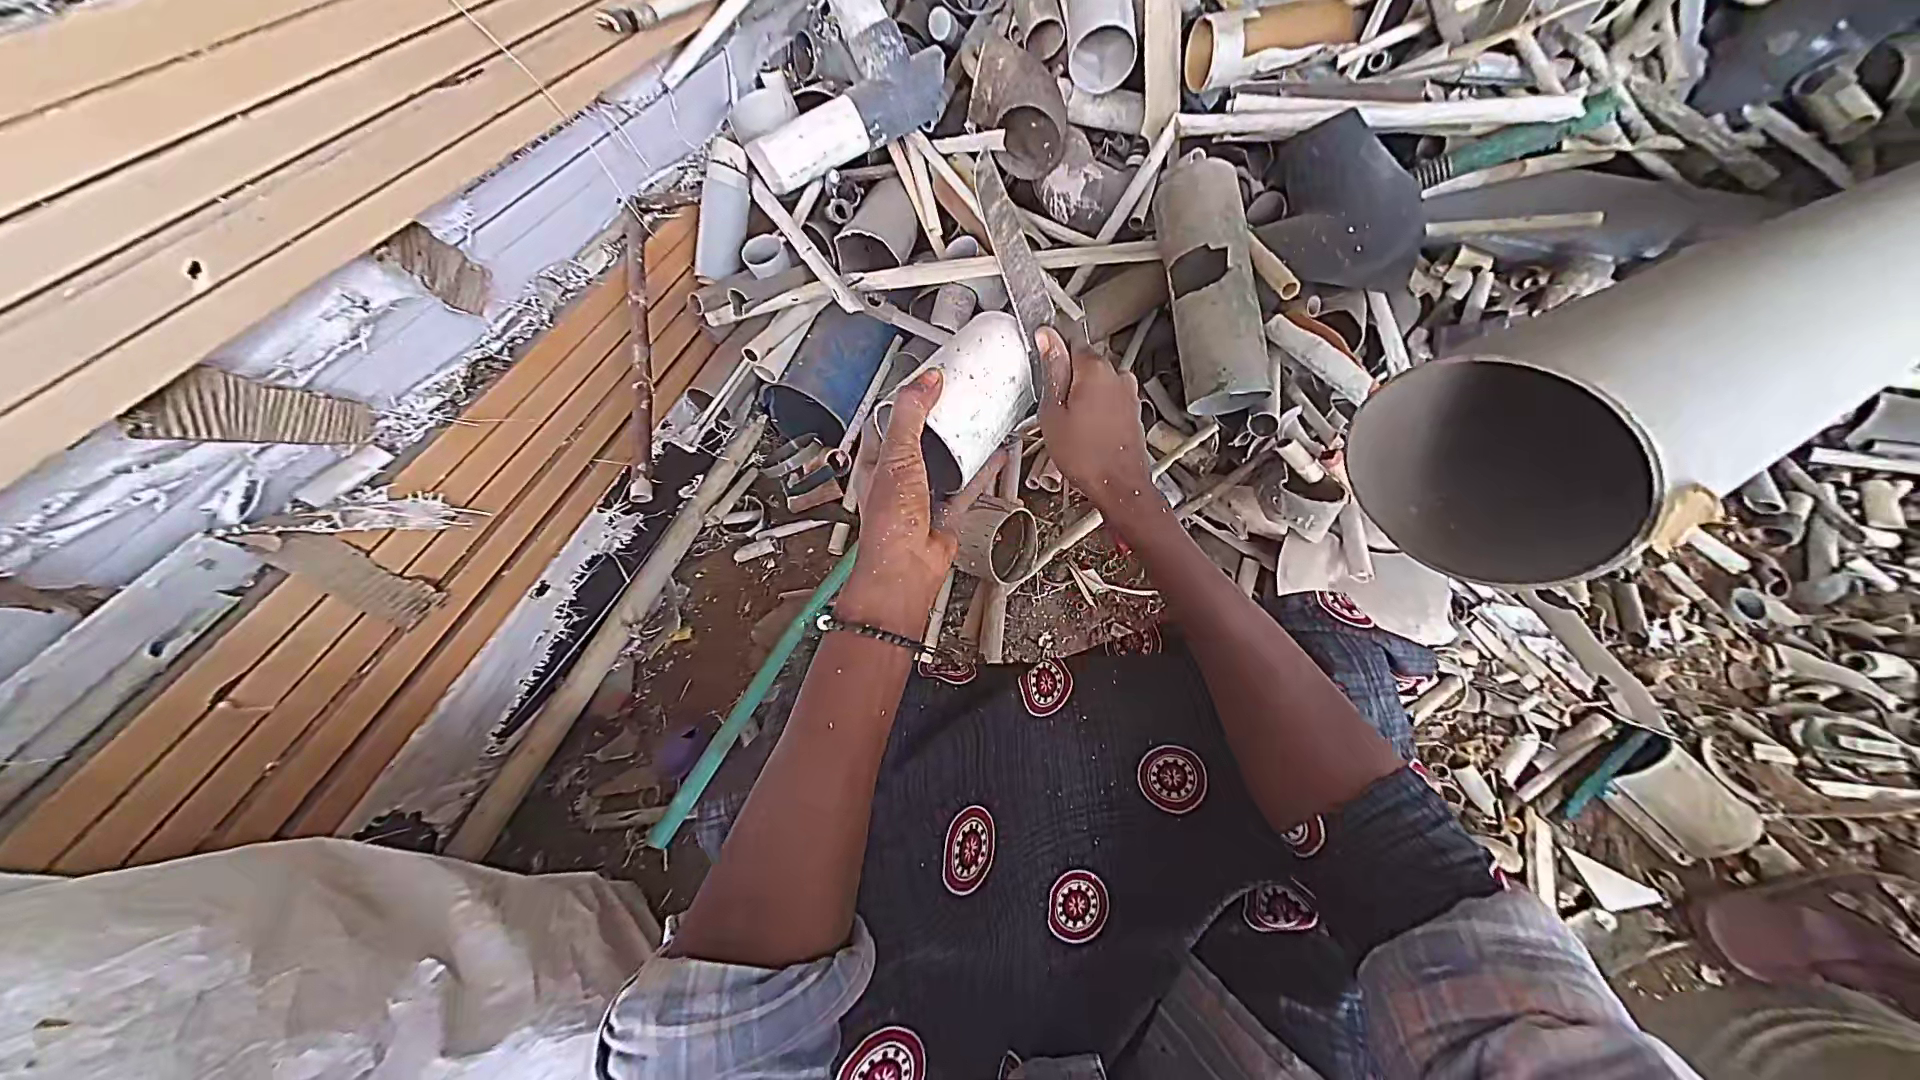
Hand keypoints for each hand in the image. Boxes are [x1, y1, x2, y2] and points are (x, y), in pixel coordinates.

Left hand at [840, 368, 997, 637]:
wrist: (907, 567)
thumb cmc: (890, 524)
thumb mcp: (897, 457)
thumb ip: (911, 415)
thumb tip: (926, 381)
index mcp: (878, 460)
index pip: (891, 418)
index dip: (909, 397)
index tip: (930, 378)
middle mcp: (899, 475)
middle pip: (923, 436)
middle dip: (941, 417)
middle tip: (962, 393)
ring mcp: (924, 492)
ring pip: (947, 458)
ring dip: (964, 440)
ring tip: (981, 417)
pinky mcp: (947, 508)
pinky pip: (968, 482)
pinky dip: (983, 468)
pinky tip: (997, 453)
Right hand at [1035, 326, 1154, 517]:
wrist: (1118, 486)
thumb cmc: (1086, 457)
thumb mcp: (1053, 412)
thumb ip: (1052, 370)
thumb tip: (1047, 339)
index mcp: (1095, 369)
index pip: (1070, 341)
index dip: (1053, 354)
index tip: (1044, 370)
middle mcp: (1117, 375)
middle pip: (1085, 363)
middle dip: (1068, 379)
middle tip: (1055, 409)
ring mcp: (1128, 393)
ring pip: (1097, 383)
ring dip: (1082, 396)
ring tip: (1071, 425)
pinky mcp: (1132, 410)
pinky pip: (1108, 399)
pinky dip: (1096, 410)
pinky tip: (1086, 433)